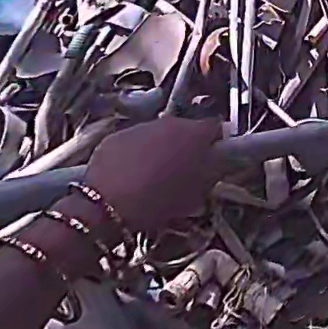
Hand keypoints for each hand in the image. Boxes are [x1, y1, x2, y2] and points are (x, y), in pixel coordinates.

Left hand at [77, 117, 221, 231]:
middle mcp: (169, 122)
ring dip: (160, 149)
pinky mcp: (115, 138)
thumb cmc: (162, 199)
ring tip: (154, 177)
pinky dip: (135, 155)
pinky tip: (130, 177)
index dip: (216, 143)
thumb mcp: (200, 191)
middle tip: (184, 172)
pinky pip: (133, 143)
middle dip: (186, 147)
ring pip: (157, 135)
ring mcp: (140, 128)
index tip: (213, 159)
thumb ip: (215, 169)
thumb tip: (218, 159)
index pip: (216, 127)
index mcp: (196, 133)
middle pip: (185, 130)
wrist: (108, 206)